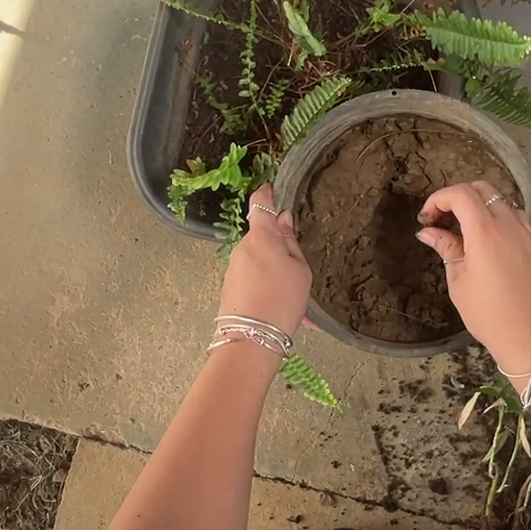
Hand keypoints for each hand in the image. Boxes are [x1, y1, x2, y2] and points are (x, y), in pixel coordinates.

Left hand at [217, 184, 311, 339]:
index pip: (260, 203)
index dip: (268, 193)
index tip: (274, 189)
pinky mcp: (231, 287)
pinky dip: (269, 289)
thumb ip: (291, 243)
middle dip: (278, 245)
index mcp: (261, 237)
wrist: (251, 340)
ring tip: (294, 297)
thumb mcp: (299, 269)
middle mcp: (242, 248)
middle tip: (298, 265)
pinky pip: (254, 280)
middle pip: (262, 237)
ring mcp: (234, 268)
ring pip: (259, 261)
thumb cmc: (282, 300)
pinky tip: (285, 310)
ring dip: (275, 272)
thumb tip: (284, 220)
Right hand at [415, 181, 530, 372]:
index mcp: (486, 233)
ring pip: (499, 199)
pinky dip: (494, 216)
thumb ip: (446, 249)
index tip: (427, 217)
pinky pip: (513, 215)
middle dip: (457, 197)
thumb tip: (428, 232)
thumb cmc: (490, 315)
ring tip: (460, 229)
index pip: (461, 194)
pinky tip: (483, 238)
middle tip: (440, 219)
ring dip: (477, 204)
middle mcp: (508, 225)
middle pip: (482, 189)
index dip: (439, 198)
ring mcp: (524, 233)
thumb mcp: (459, 282)